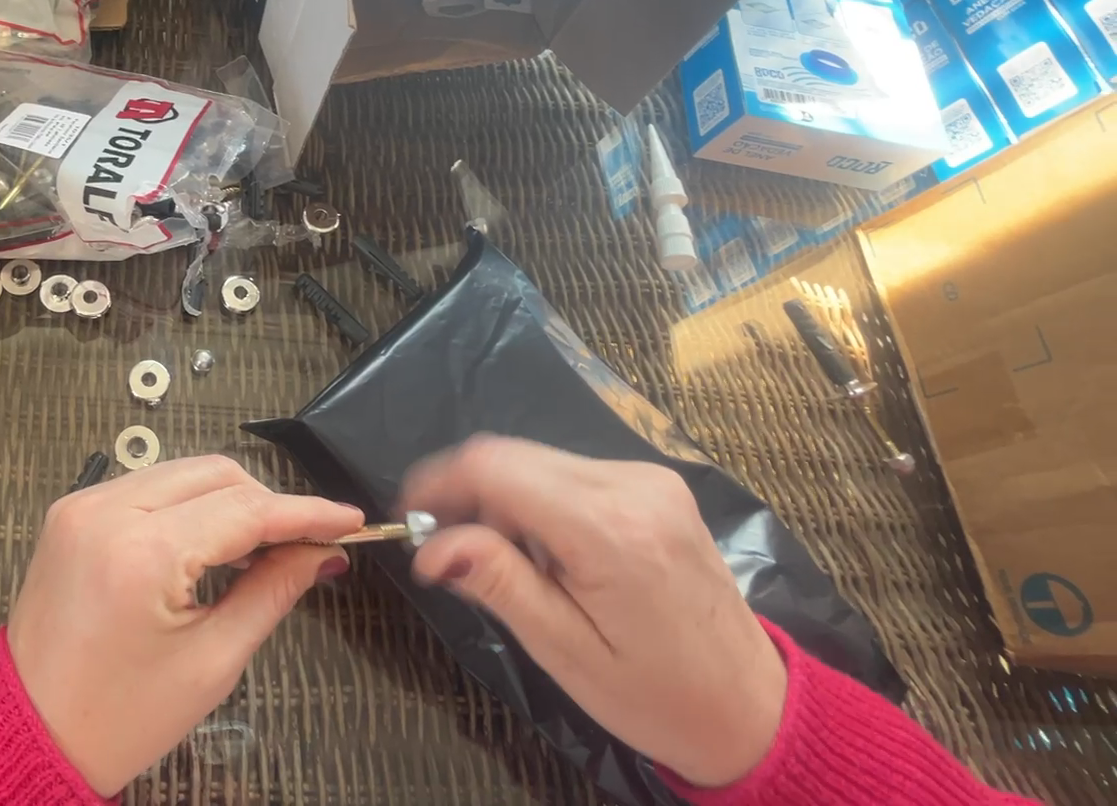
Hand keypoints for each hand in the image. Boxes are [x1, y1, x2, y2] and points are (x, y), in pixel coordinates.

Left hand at [6, 455, 362, 795]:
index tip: (348, 519)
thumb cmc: (121, 716)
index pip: (243, 508)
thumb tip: (320, 552)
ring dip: (228, 497)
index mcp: (141, 552)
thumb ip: (273, 590)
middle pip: (214, 472)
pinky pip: (148, 485)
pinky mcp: (73, 508)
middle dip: (266, 501)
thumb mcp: (212, 661)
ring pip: (182, 471)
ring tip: (260, 544)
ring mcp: (83, 501)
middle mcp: (107, 508)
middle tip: (304, 542)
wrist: (27, 731)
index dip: (305, 511)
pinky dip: (187, 502)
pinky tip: (207, 539)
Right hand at [400, 436, 787, 788]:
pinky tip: (540, 546)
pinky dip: (532, 499)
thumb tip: (428, 546)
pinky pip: (563, 470)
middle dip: (463, 492)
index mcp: (610, 529)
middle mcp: (631, 484)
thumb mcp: (563, 650)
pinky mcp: (649, 482)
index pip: (495, 467)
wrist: (756, 708)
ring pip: (532, 458)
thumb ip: (496, 582)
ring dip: (498, 498)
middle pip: (510, 456)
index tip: (409, 516)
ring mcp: (646, 477)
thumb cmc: (655, 696)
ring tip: (501, 558)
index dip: (437, 481)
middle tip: (444, 544)